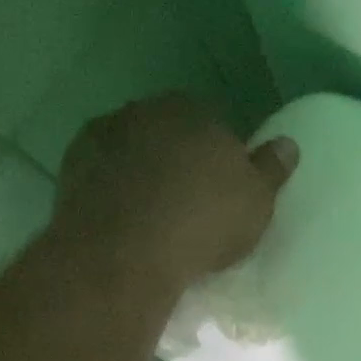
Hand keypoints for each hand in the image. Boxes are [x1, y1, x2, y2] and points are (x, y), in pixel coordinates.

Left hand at [47, 94, 298, 289]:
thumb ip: (272, 169)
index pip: (214, 126)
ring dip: (145, 180)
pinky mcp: (72, 169)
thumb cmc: (205, 222)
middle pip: (170, 137)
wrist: (127, 251)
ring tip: (160, 223)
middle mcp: (143, 111)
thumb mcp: (257, 202)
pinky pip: (106, 180)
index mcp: (193, 110)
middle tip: (195, 209)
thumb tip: (288, 144)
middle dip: (181, 165)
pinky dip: (117, 197)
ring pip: (134, 156)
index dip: (222, 160)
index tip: (226, 194)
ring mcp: (102, 137)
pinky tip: (130, 228)